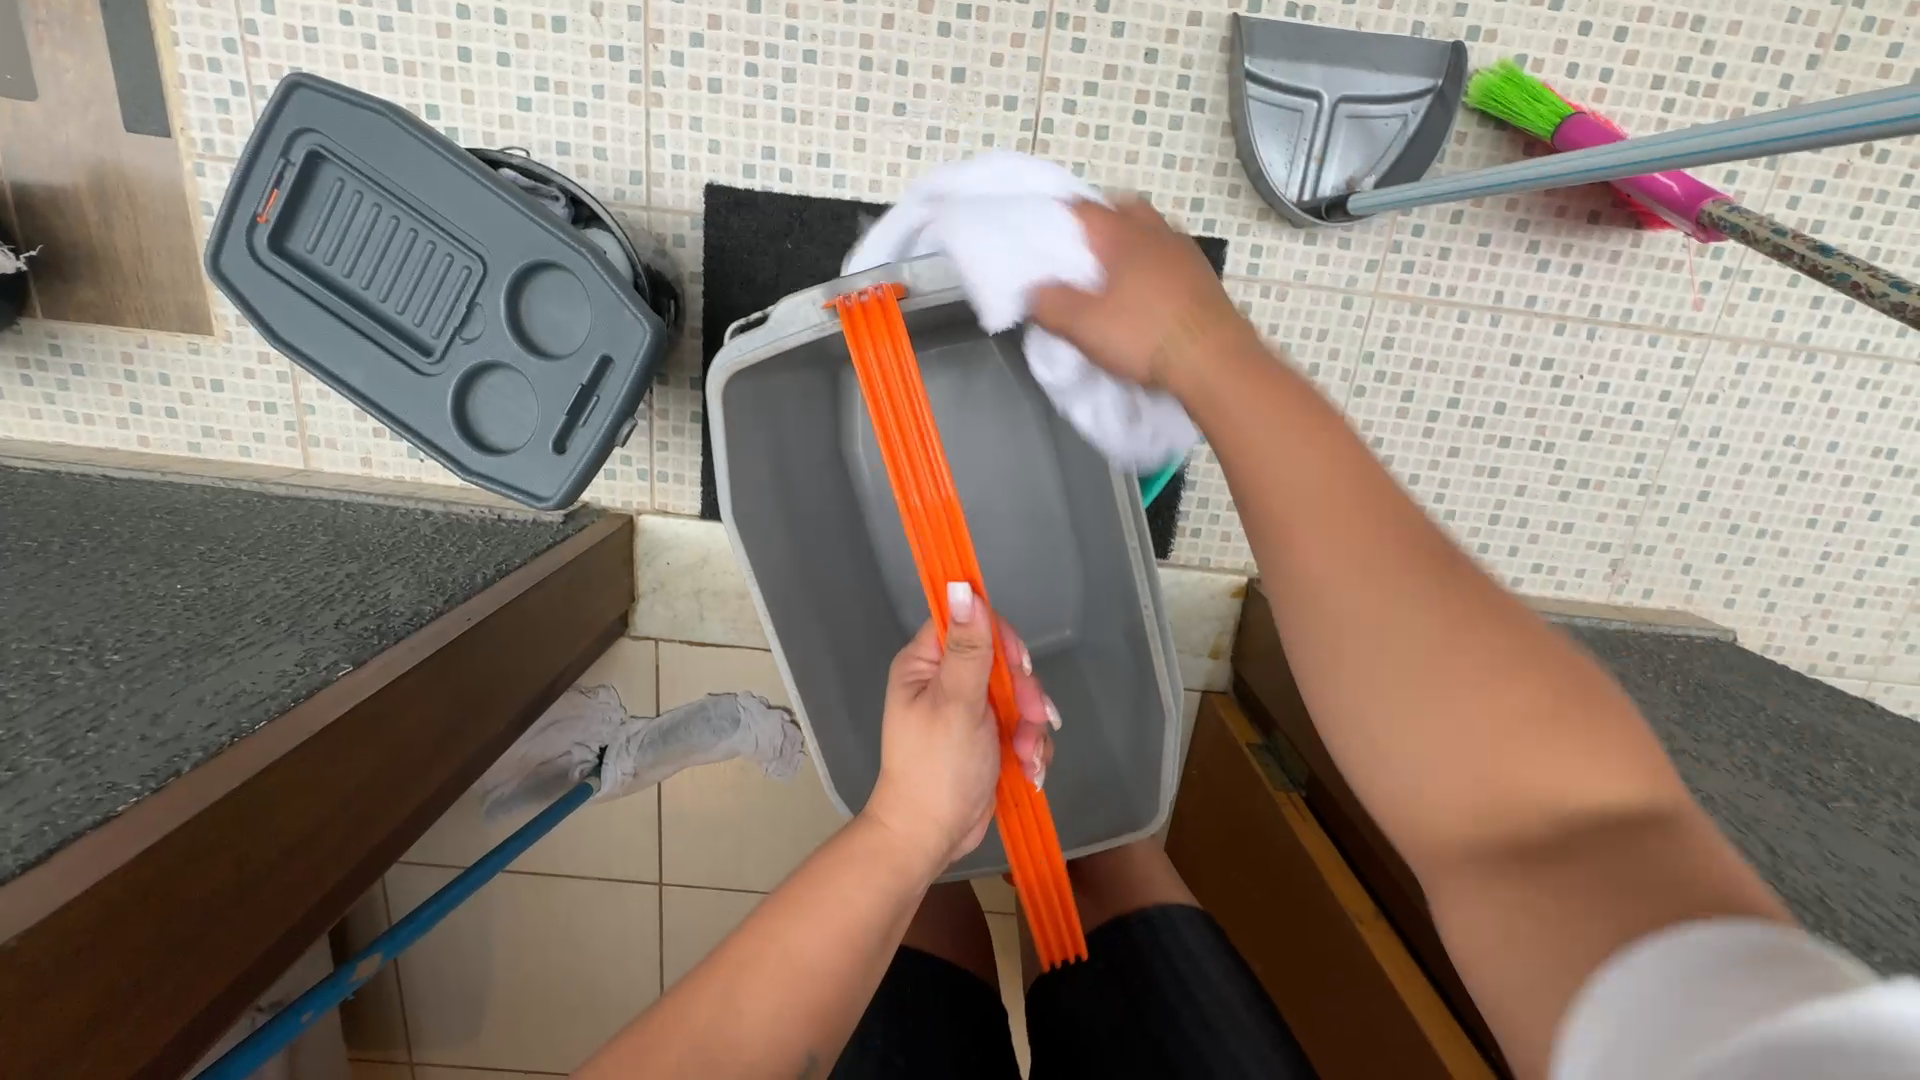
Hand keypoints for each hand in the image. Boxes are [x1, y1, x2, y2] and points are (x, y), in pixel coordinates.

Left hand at [864, 582, 1057, 866]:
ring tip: (1026, 757)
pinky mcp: (989, 737)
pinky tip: (1029, 770)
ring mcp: (970, 710)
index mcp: (926, 664)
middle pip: (1003, 660)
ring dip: (1031, 727)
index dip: (1000, 638)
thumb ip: (968, 648)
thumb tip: (961, 585)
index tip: (1018, 665)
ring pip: (1020, 695)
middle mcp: (947, 680)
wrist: (931, 836)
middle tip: (1031, 720)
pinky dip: (1031, 747)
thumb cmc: (936, 767)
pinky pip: (1023, 726)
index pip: (969, 622)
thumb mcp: (956, 703)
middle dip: (1025, 694)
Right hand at [1030, 198, 1257, 393]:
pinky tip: (1145, 293)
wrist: (1215, 361)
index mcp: (1123, 235)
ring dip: (1131, 243)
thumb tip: (1033, 290)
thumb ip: (1051, 304)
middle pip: (1123, 209)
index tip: (1041, 232)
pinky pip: (1170, 258)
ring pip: (1151, 232)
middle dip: (1100, 222)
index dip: (1058, 216)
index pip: (1083, 209)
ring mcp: (1186, 254)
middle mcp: (1157, 233)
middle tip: (1081, 248)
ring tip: (1112, 271)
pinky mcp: (1203, 278)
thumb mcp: (1084, 326)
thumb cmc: (1145, 337)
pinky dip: (1152, 266)